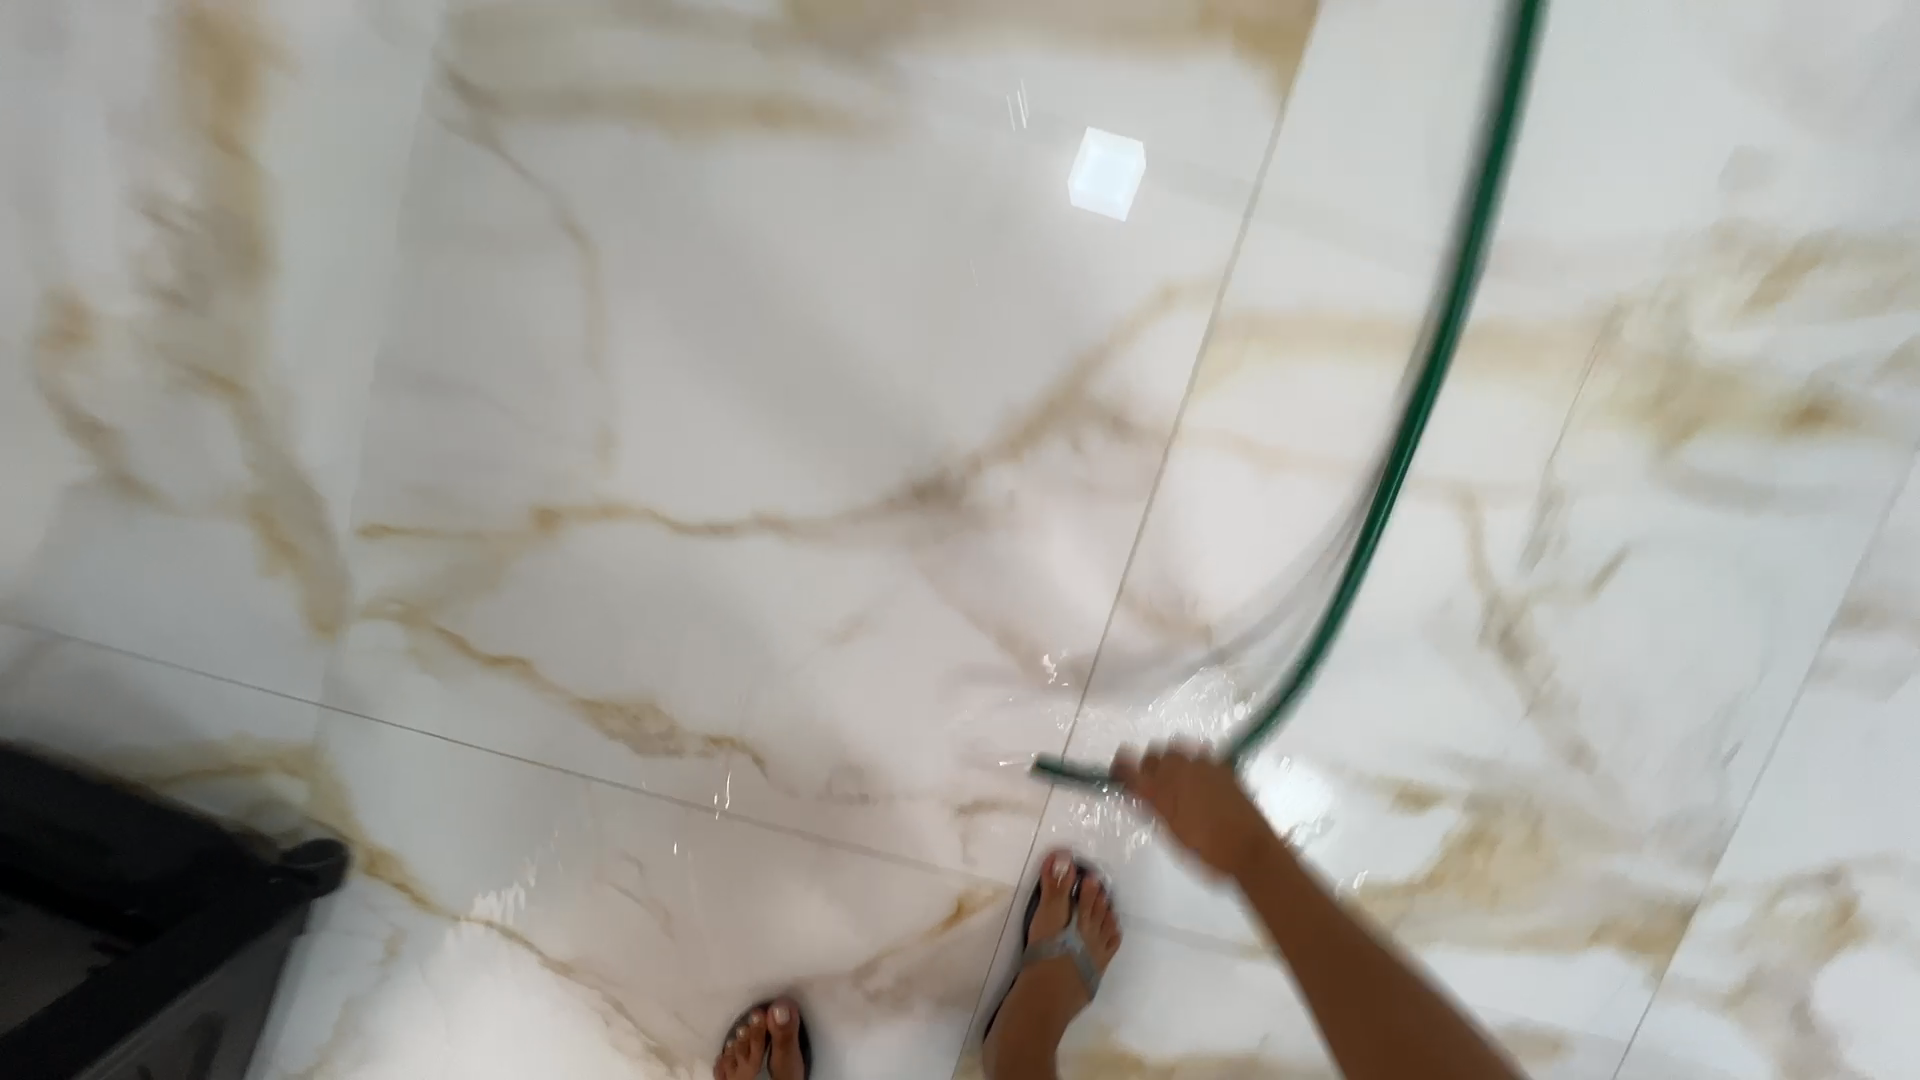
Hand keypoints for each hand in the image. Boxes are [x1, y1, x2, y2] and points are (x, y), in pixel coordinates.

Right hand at [1111, 741, 1275, 878]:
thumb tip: (1136, 792)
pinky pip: (1201, 753)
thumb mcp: (1171, 836)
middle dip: (1151, 767)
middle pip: (1153, 754)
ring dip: (1173, 761)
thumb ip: (1152, 809)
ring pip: (1176, 749)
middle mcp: (1177, 772)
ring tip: (1181, 781)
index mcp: (1159, 792)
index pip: (1128, 768)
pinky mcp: (1222, 765)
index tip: (1119, 774)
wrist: (1250, 850)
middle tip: (1157, 786)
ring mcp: (1201, 765)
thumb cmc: (1207, 852)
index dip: (1121, 767)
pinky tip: (1203, 780)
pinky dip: (1196, 762)